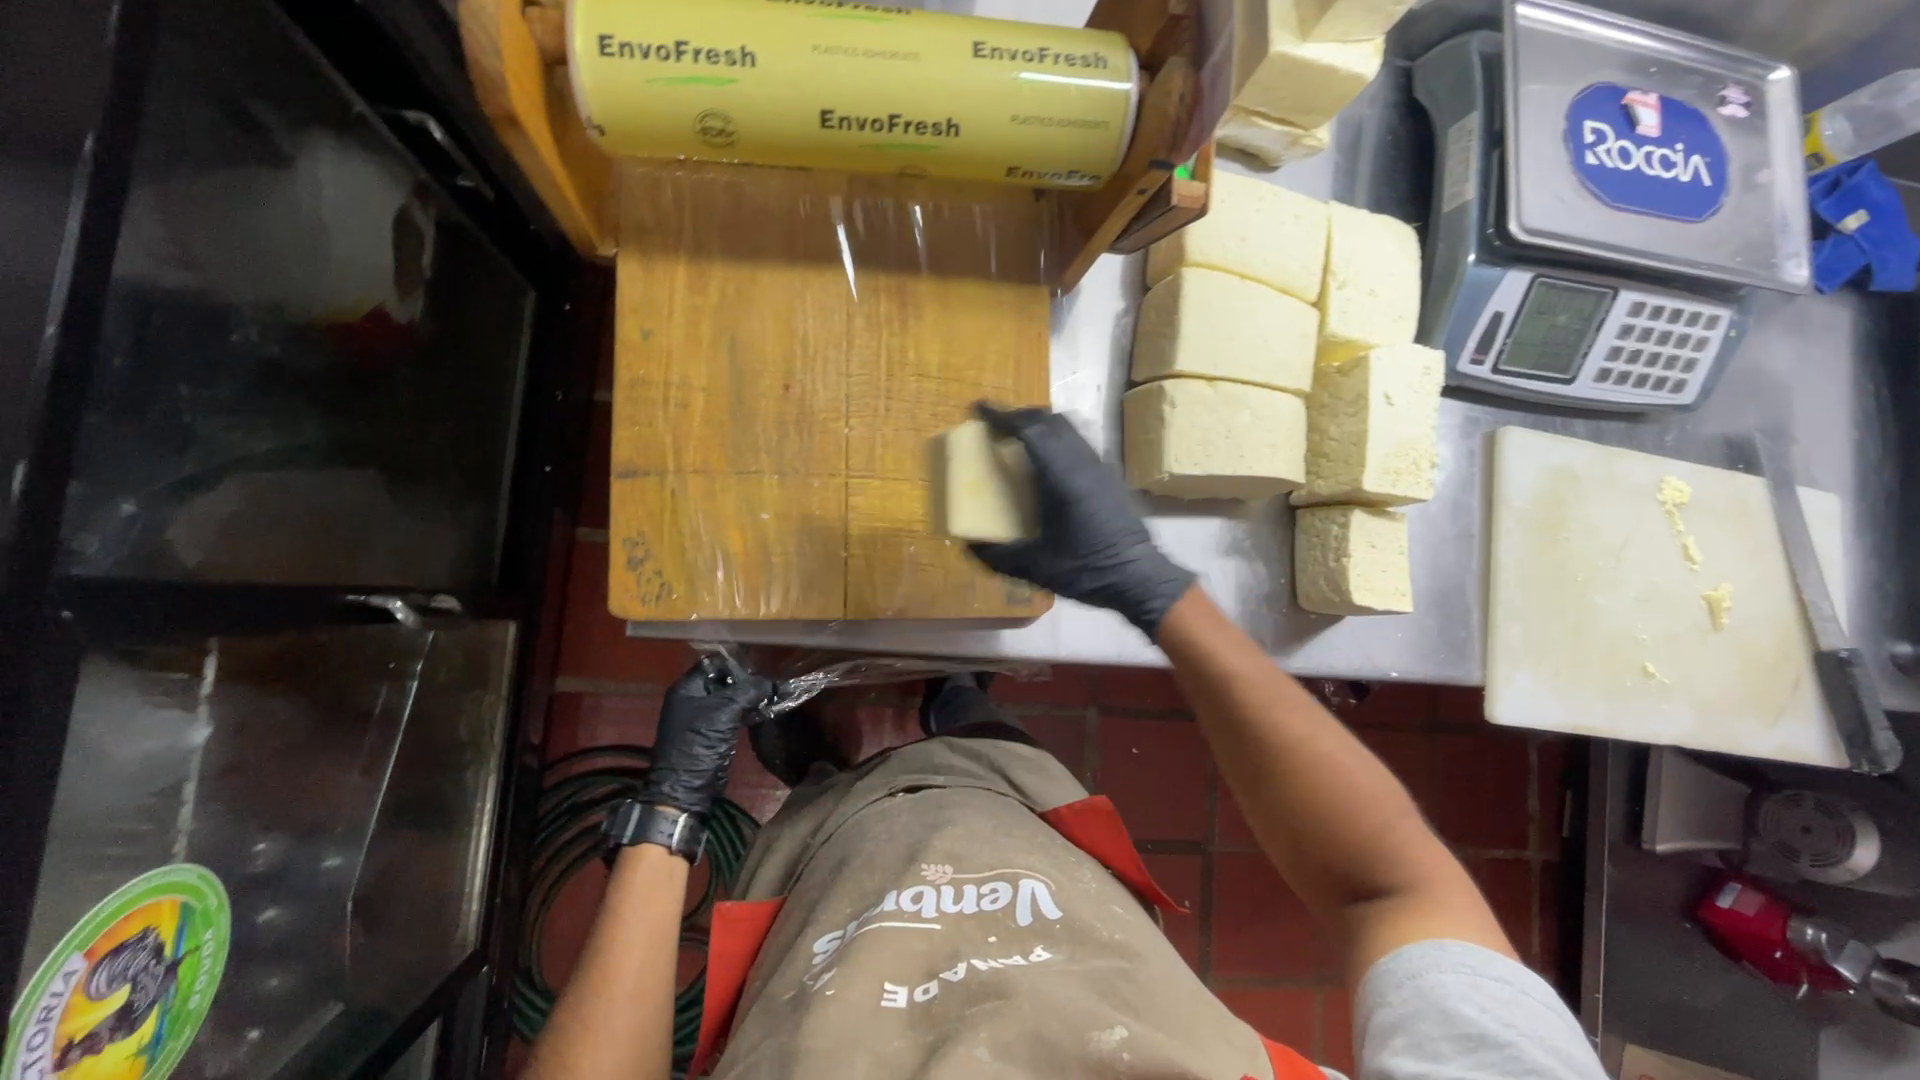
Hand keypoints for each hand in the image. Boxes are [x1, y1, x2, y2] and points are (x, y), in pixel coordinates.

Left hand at [642, 655, 773, 816]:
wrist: (687, 786)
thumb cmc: (700, 742)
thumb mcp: (724, 711)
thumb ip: (748, 691)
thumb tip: (771, 683)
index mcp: (687, 687)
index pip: (714, 663)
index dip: (737, 664)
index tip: (761, 668)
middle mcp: (694, 698)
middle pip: (725, 680)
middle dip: (748, 681)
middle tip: (772, 683)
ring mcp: (704, 717)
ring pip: (732, 698)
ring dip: (752, 698)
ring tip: (775, 696)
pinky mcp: (715, 733)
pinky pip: (734, 715)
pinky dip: (750, 712)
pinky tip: (768, 711)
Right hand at [969, 402, 1194, 636]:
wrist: (1140, 579)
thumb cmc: (1088, 571)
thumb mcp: (1037, 568)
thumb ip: (999, 557)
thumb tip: (969, 546)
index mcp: (1063, 478)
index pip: (1031, 431)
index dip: (1003, 417)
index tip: (979, 409)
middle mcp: (1084, 464)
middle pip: (1051, 421)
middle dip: (1021, 416)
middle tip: (996, 425)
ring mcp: (1101, 468)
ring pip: (1069, 429)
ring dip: (1041, 426)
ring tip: (1019, 439)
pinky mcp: (1110, 478)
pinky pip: (1079, 444)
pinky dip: (1057, 441)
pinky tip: (1048, 465)